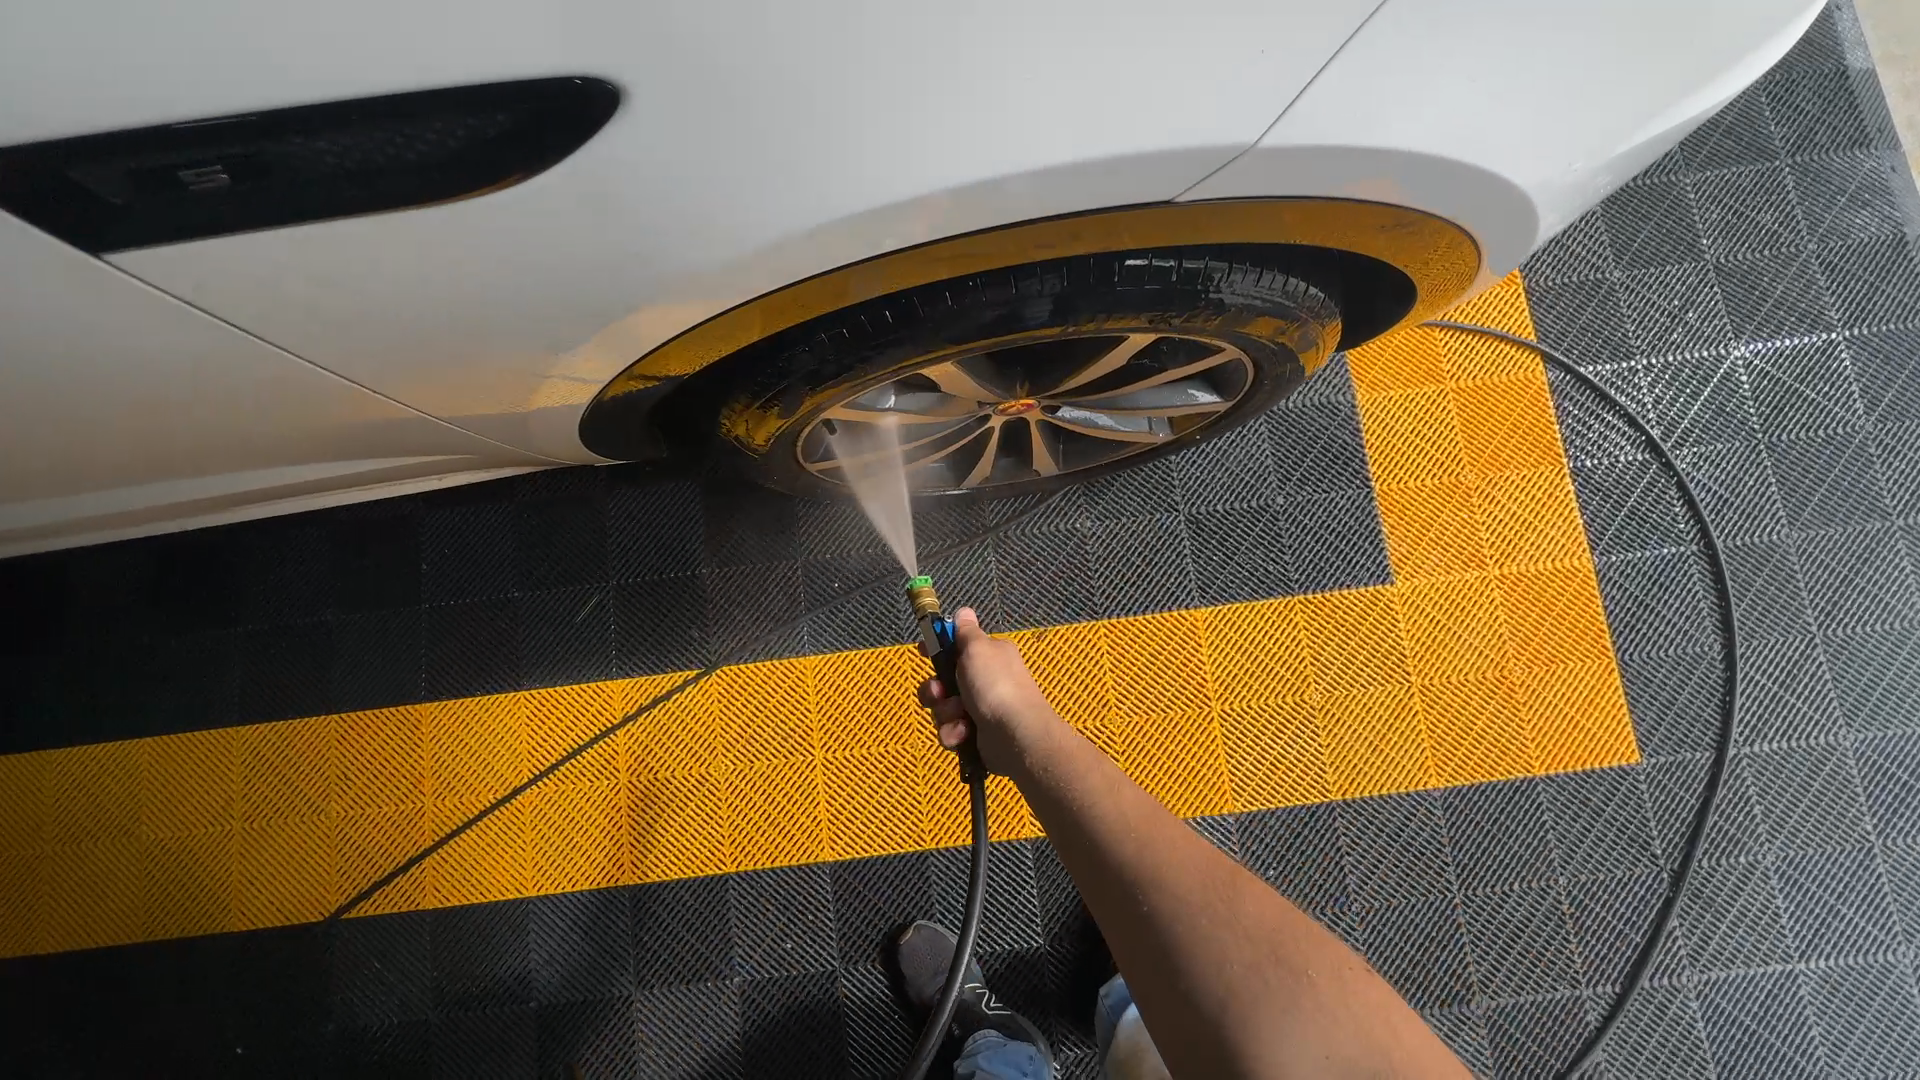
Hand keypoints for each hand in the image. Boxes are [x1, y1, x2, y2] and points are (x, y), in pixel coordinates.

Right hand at [917, 608, 1064, 776]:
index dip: (938, 648)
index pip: (957, 646)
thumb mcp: (978, 648)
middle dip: (936, 688)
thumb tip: (964, 610)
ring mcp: (980, 709)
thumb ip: (966, 631)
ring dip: (946, 712)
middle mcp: (986, 680)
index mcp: (989, 655)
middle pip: (944, 680)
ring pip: (943, 707)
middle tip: (940, 691)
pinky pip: (951, 730)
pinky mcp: (975, 735)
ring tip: (960, 716)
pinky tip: (964, 733)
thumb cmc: (995, 685)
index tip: (923, 651)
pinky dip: (954, 732)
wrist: (1016, 735)